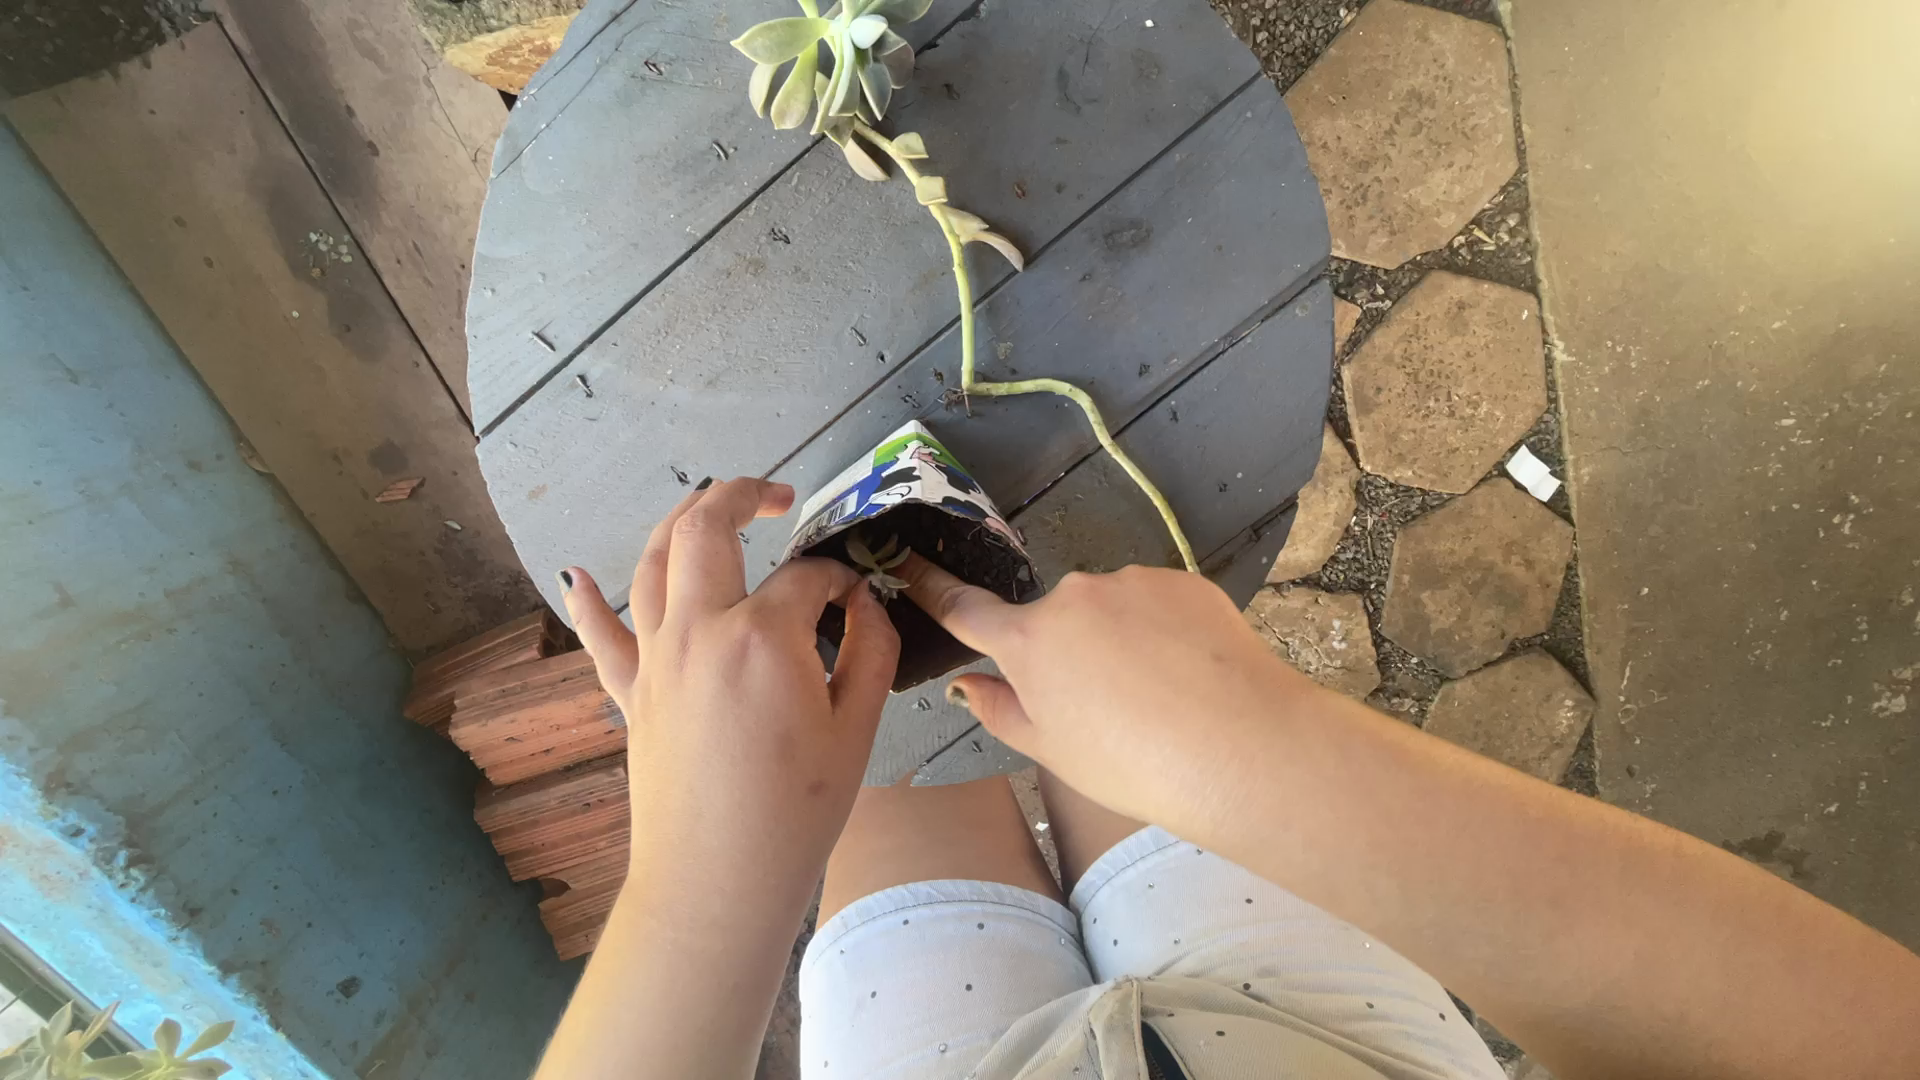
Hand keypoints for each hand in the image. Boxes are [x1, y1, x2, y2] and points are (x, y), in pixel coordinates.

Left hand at [559, 478, 900, 882]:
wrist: (719, 881)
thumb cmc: (799, 807)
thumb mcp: (857, 724)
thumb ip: (871, 647)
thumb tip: (864, 602)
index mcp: (761, 635)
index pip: (807, 578)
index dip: (839, 581)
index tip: (858, 601)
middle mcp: (698, 628)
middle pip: (707, 529)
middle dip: (744, 495)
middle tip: (779, 495)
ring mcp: (656, 658)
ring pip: (652, 562)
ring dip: (679, 521)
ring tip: (708, 503)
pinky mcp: (633, 692)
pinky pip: (600, 636)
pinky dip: (587, 601)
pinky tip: (574, 575)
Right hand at [898, 556, 1321, 832]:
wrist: (1242, 747)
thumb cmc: (1130, 763)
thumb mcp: (1051, 751)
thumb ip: (1000, 709)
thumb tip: (968, 683)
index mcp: (1031, 641)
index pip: (966, 609)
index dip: (931, 586)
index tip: (906, 560)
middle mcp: (1072, 595)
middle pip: (1054, 619)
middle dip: (1067, 648)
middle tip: (1107, 700)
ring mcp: (1129, 581)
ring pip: (1108, 608)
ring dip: (1119, 637)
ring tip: (1161, 689)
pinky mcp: (1181, 578)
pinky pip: (1154, 601)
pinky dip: (1162, 629)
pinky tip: (1191, 668)